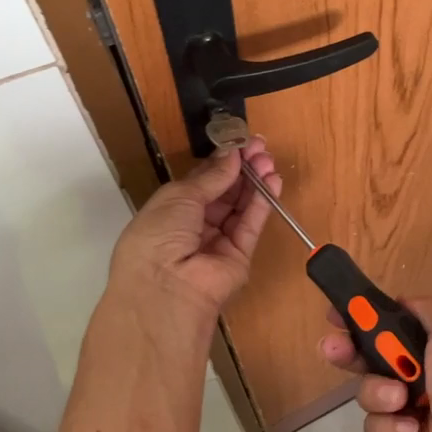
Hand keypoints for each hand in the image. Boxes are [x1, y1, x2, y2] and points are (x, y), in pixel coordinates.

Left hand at [107, 137, 280, 325]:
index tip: (240, 142)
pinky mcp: (240, 255)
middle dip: (242, 168)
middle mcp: (195, 225)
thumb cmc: (159, 236)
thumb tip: (231, 154)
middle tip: (261, 147)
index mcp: (171, 210)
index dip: (220, 162)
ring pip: (240, 206)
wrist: (167, 288)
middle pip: (224, 192)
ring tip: (269, 160)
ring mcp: (218, 241)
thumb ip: (211, 177)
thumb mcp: (178, 197)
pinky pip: (251, 225)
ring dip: (255, 182)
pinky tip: (273, 182)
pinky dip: (262, 203)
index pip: (202, 181)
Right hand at [320, 299, 431, 431]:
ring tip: (399, 400)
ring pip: (370, 390)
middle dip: (352, 350)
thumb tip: (405, 305)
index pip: (401, 323)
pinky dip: (391, 426)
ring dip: (379, 392)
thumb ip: (427, 309)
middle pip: (376, 355)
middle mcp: (430, 374)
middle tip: (333, 348)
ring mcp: (412, 408)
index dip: (370, 316)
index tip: (340, 311)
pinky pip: (375, 425)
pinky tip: (412, 431)